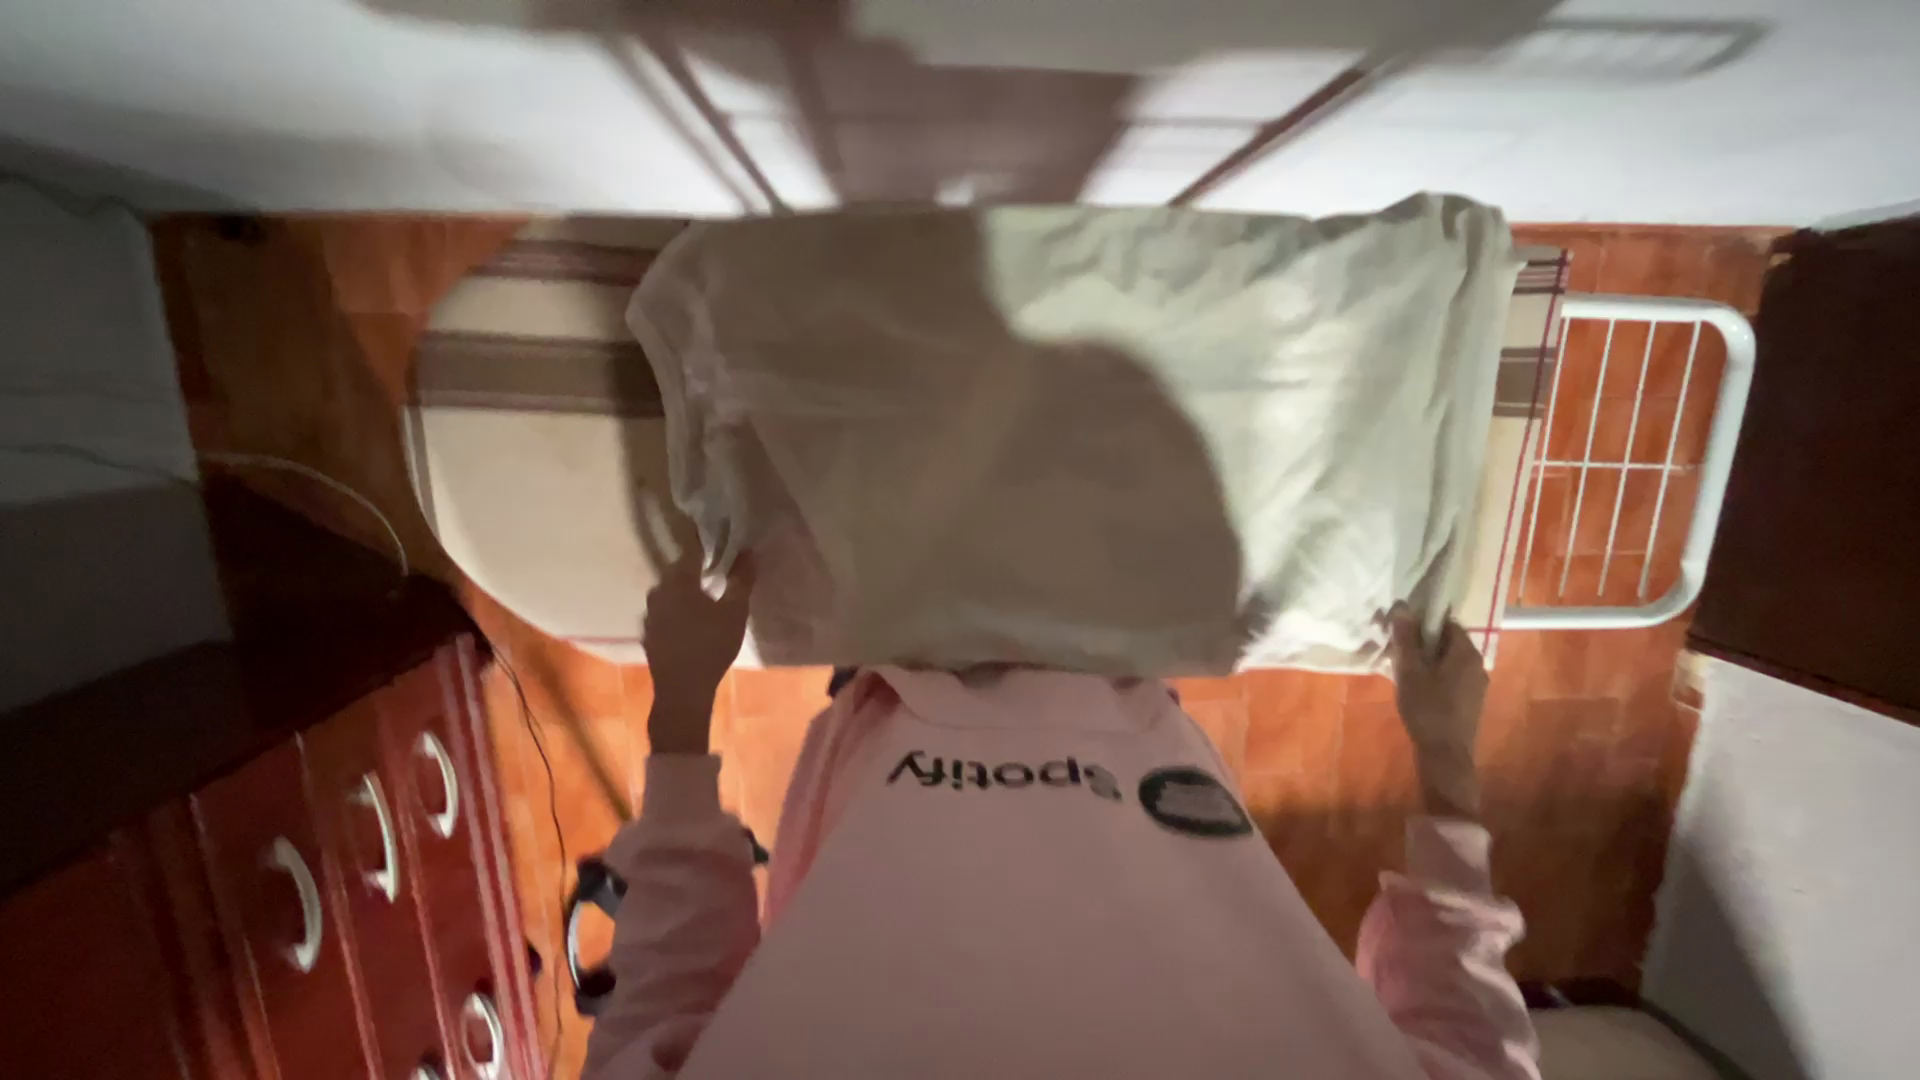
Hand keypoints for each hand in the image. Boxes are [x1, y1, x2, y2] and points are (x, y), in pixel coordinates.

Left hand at [642, 552, 753, 754]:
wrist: (682, 691)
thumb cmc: (711, 646)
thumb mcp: (735, 612)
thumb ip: (741, 579)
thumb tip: (748, 551)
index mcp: (679, 580)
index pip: (692, 549)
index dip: (704, 539)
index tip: (716, 531)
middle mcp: (659, 590)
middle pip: (679, 571)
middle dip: (697, 567)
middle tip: (717, 568)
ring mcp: (650, 613)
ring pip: (671, 592)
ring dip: (687, 590)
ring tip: (707, 596)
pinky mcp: (649, 632)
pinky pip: (665, 611)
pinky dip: (678, 610)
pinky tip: (692, 621)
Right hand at [1386, 604, 1486, 819]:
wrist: (1446, 753)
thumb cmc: (1427, 708)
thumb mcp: (1410, 670)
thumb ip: (1406, 637)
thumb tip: (1402, 605)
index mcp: (1466, 653)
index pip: (1446, 622)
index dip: (1422, 622)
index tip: (1400, 629)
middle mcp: (1478, 664)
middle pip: (1448, 641)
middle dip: (1422, 641)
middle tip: (1396, 650)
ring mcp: (1476, 684)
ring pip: (1448, 660)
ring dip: (1427, 659)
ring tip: (1402, 669)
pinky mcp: (1470, 700)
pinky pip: (1451, 676)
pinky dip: (1434, 674)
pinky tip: (1416, 687)